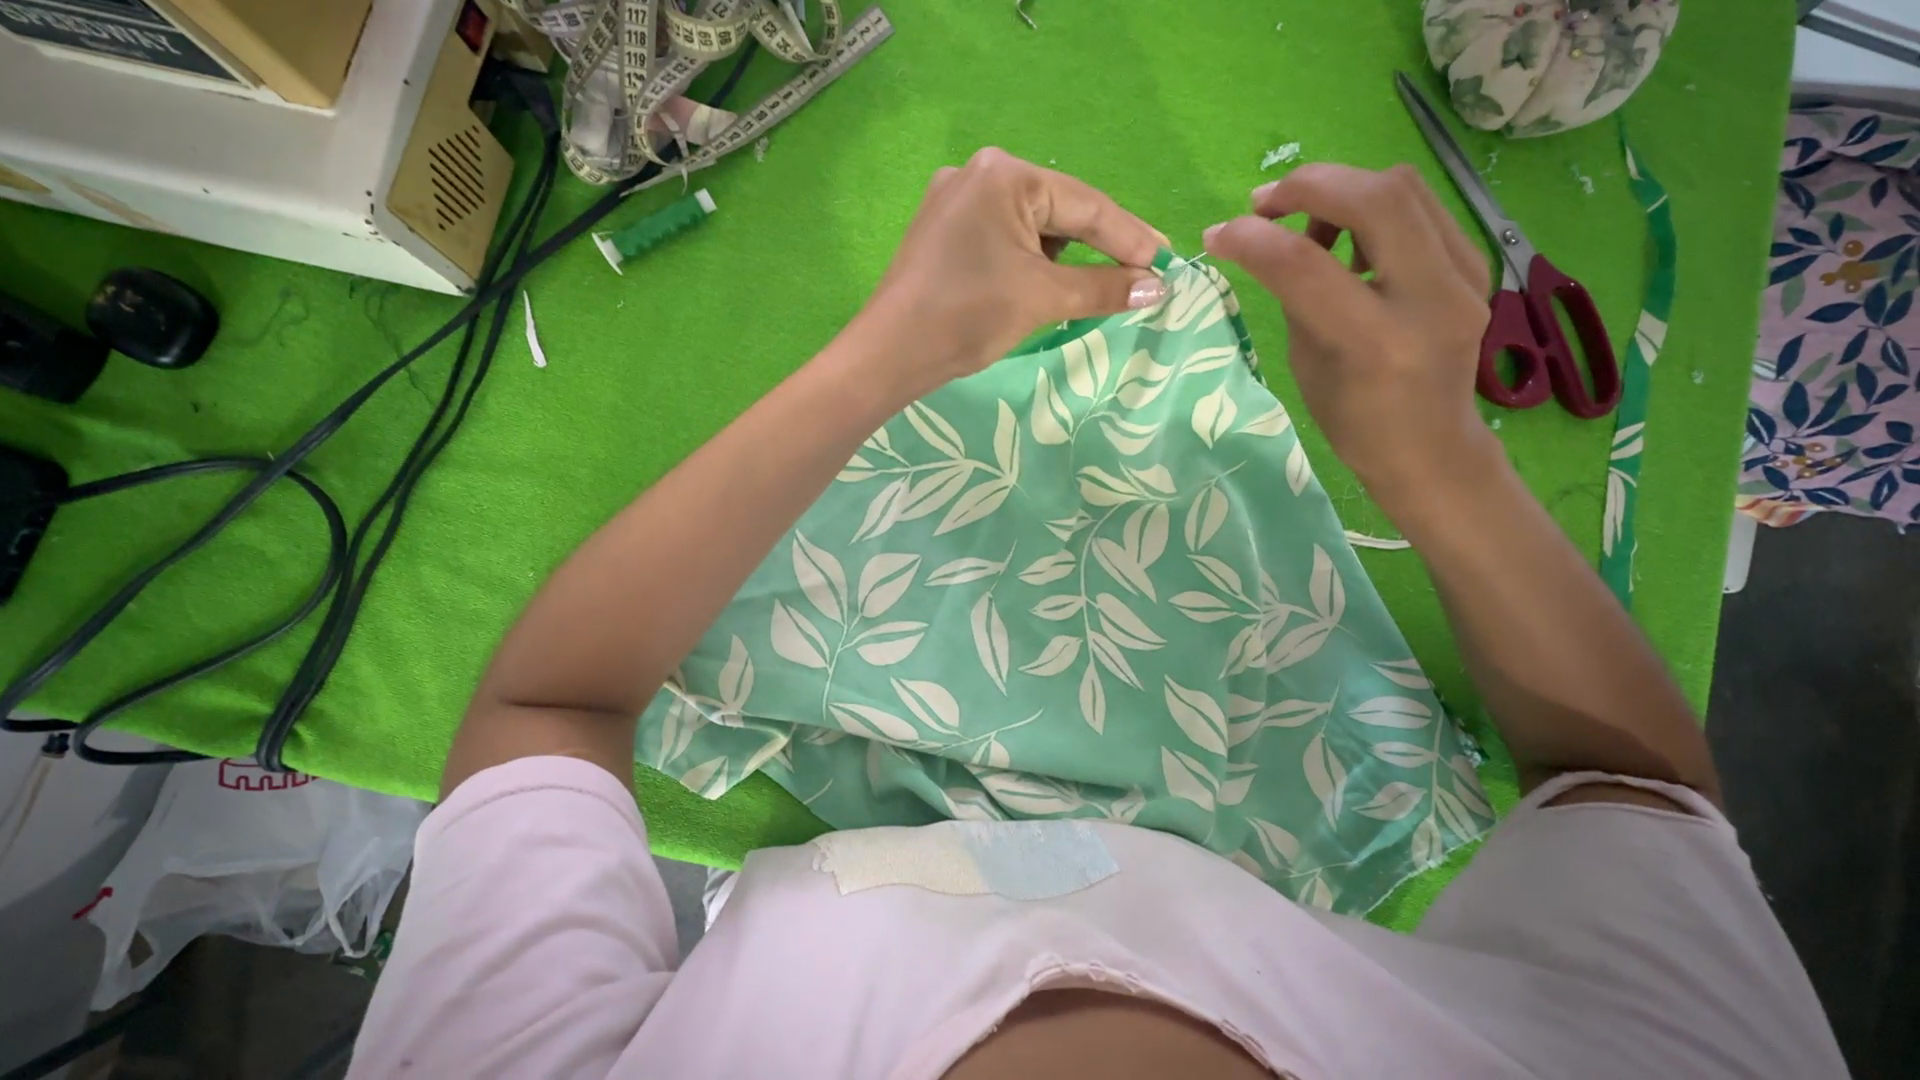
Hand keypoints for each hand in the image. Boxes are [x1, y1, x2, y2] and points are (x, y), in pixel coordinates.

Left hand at [851, 148, 1167, 391]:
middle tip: (1138, 277)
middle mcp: (978, 173)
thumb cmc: (967, 316)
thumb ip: (1103, 287)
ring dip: (1061, 257)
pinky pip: (1002, 238)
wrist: (889, 354)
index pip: (1086, 205)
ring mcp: (955, 200)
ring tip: (1083, 291)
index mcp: (1005, 175)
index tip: (1166, 264)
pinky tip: (1037, 287)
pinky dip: (1028, 261)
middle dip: (1096, 247)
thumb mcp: (1043, 298)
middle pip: (1059, 210)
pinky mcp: (942, 230)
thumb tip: (1156, 286)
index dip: (1130, 238)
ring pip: (1031, 226)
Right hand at [1202, 164, 1496, 504]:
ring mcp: (1464, 277)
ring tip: (1304, 220)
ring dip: (1340, 189)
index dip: (1253, 238)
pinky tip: (1346, 234)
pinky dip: (1371, 206)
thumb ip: (1295, 294)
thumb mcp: (1308, 362)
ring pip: (1402, 187)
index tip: (1218, 233)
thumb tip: (1265, 237)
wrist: (1432, 449)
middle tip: (1264, 204)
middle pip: (1373, 198)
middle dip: (1307, 186)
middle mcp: (1431, 300)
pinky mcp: (1474, 264)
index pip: (1305, 265)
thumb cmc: (1355, 421)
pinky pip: (1419, 207)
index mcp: (1377, 343)